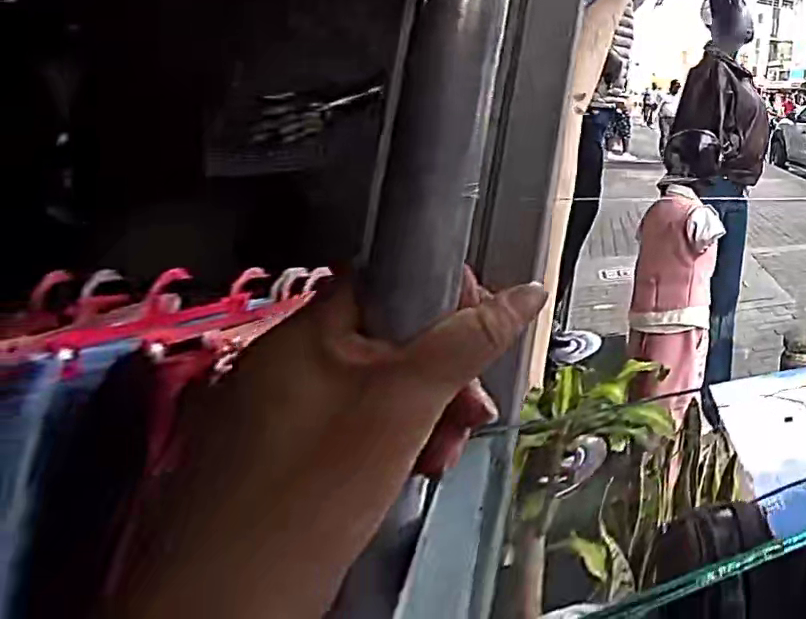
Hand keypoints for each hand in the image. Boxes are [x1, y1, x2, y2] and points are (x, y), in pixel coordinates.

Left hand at [112, 269, 547, 618]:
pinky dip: (403, 434)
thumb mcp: (408, 404)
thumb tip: (530, 291)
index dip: (449, 296)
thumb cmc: (306, 499)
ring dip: (435, 407)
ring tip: (447, 446)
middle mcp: (290, 365)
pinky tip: (419, 464)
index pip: (393, 278)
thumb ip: (471, 338)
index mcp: (305, 337)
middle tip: (470, 405)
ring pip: (389, 380)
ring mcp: (284, 411)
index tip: (481, 330)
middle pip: (401, 334)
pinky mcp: (287, 453)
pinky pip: (365, 418)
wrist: (218, 618)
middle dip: (451, 368)